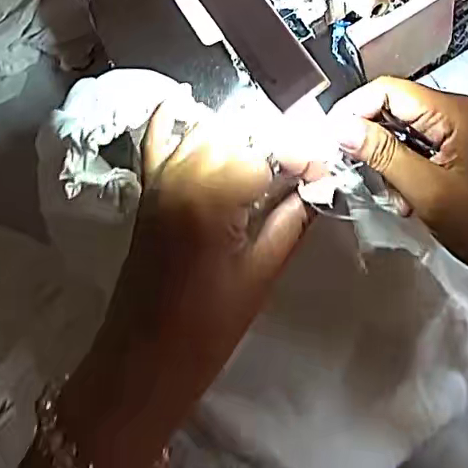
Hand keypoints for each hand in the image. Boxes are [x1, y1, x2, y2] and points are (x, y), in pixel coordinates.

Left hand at [51, 105, 319, 467]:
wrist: (141, 364)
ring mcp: (162, 176)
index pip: (272, 149)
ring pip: (209, 128)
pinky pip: (158, 138)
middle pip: (243, 130)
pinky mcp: (149, 187)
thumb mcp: (262, 271)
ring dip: (243, 133)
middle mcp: (185, 172)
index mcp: (215, 193)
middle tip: (305, 169)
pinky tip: (188, 104)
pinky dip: (173, 119)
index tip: (326, 171)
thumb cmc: (206, 327)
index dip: (305, 157)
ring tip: (272, 158)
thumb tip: (323, 181)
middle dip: (278, 142)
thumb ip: (295, 216)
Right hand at [326, 77, 467, 286]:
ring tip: (395, 195)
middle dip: (373, 138)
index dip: (355, 109)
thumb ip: (383, 155)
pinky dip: (409, 167)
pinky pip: (423, 145)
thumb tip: (343, 127)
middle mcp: (457, 110)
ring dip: (391, 159)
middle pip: (396, 107)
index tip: (332, 138)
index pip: (389, 90)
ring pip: (406, 129)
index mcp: (452, 110)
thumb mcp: (427, 191)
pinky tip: (411, 197)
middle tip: (360, 173)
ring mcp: (462, 128)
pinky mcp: (464, 147)